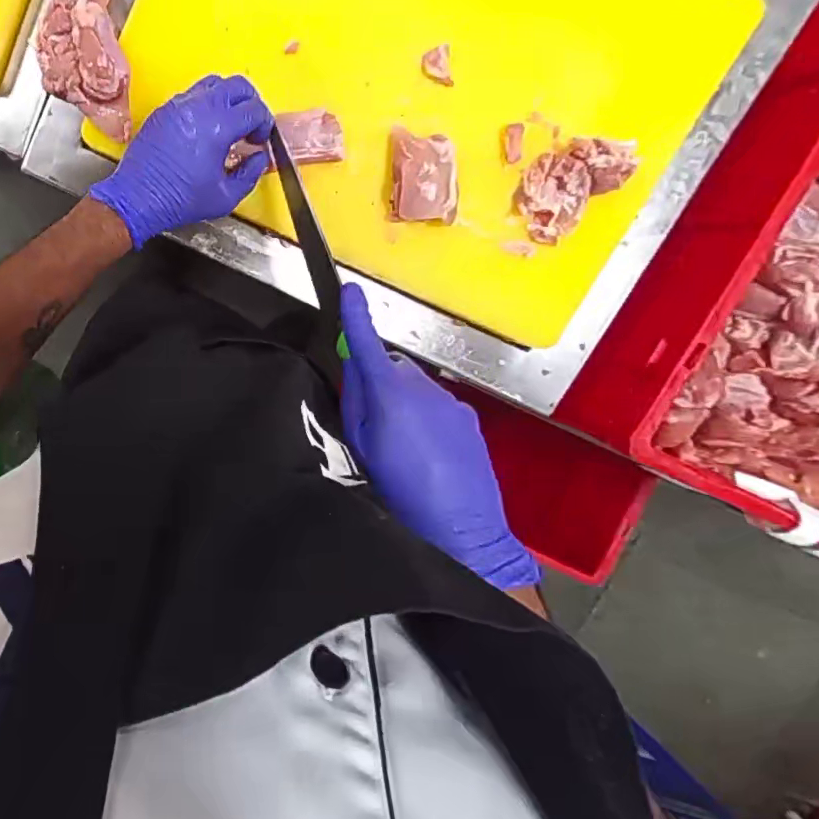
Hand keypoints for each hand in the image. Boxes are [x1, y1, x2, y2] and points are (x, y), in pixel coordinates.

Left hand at [88, 75, 274, 247]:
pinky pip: (191, 95)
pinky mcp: (162, 112)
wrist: (136, 201)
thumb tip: (258, 159)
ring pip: (213, 84)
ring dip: (227, 100)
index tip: (261, 140)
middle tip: (250, 126)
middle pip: (237, 85)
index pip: (254, 109)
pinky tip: (205, 129)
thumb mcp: (225, 197)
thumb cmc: (177, 201)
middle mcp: (197, 108)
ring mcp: (177, 106)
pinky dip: (205, 105)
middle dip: (250, 103)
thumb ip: (250, 174)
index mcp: (217, 127)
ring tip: (228, 125)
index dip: (264, 124)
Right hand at [339, 283, 540, 590]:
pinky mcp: (468, 417)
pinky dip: (424, 415)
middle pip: (391, 366)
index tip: (350, 291)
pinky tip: (425, 451)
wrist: (463, 527)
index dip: (356, 317)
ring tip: (401, 443)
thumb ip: (355, 401)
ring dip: (402, 400)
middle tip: (369, 419)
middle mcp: (423, 387)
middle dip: (378, 379)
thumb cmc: (399, 488)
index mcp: (390, 393)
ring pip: (415, 386)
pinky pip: (436, 403)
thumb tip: (356, 369)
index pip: (368, 344)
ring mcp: (451, 401)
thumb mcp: (360, 444)